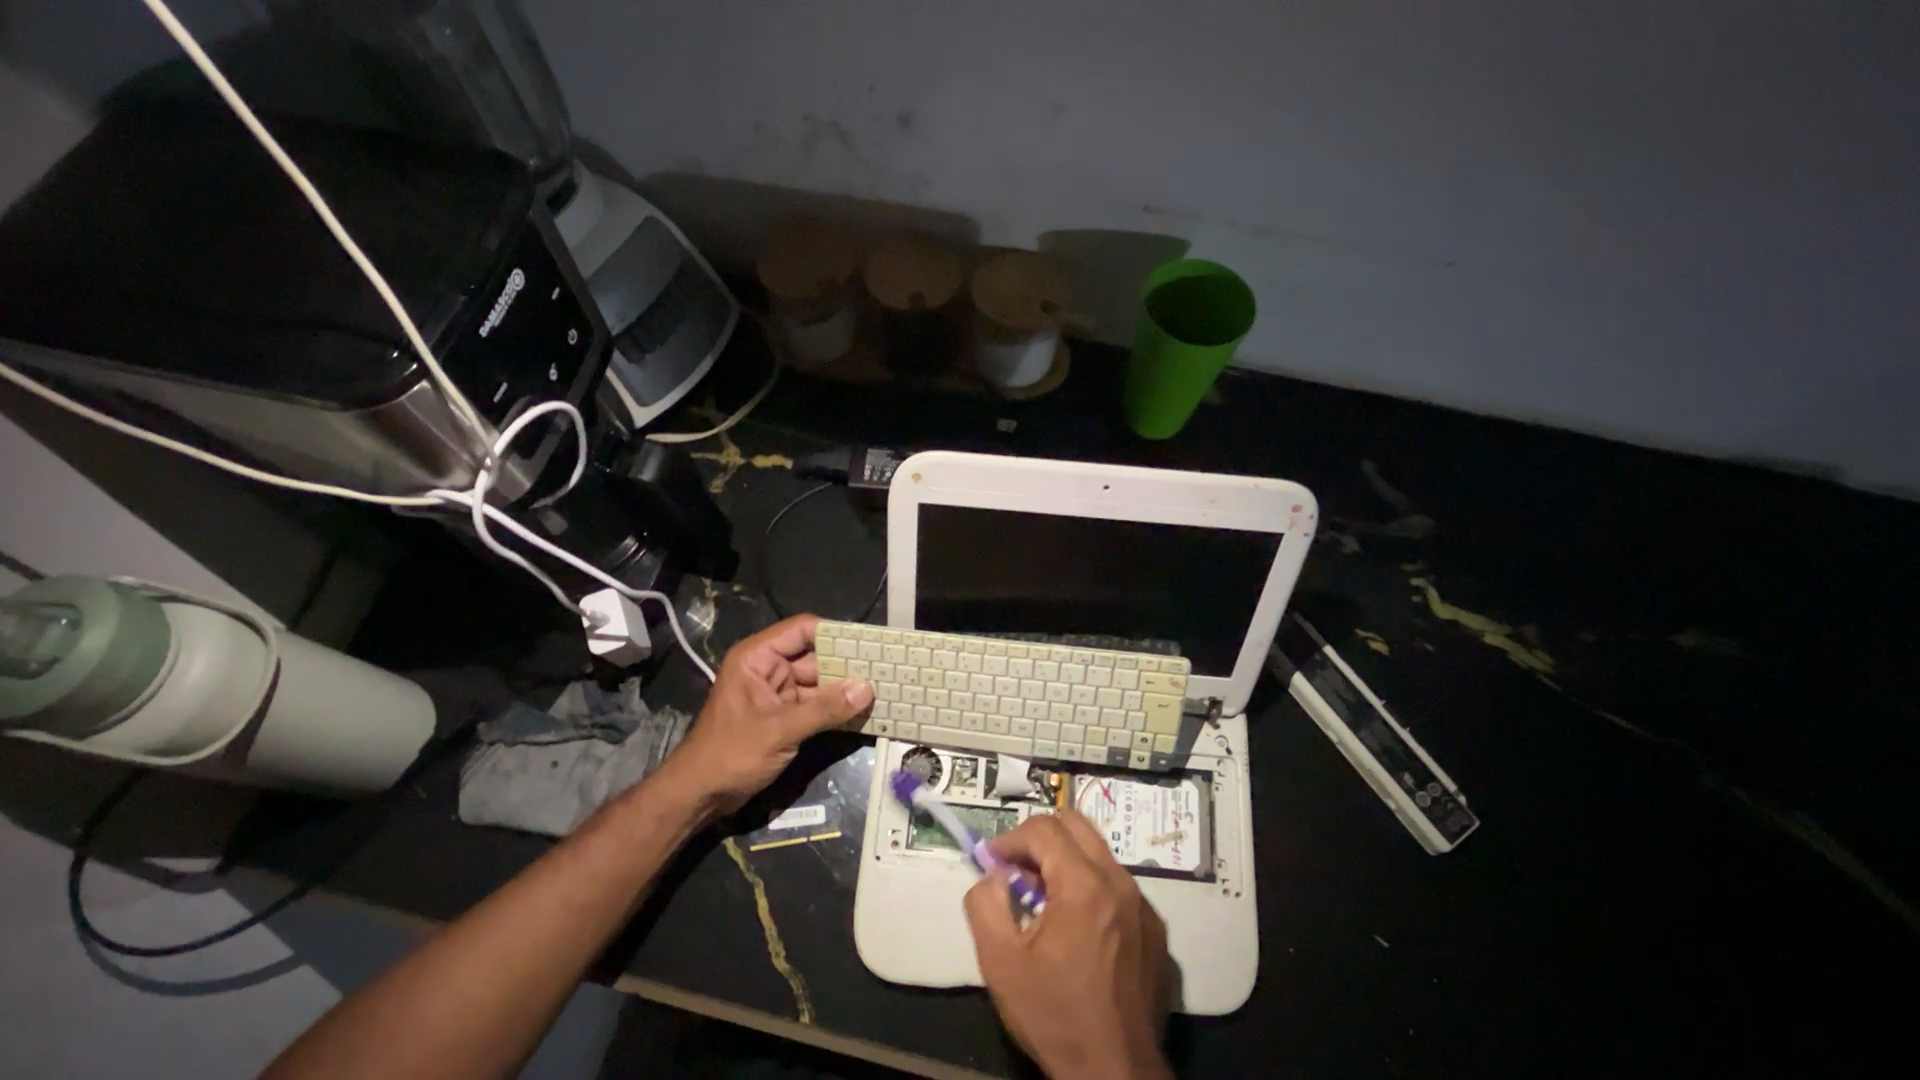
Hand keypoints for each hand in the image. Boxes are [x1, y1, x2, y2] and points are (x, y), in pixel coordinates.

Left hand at [657, 614, 873, 814]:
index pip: (802, 630)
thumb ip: (824, 709)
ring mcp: (777, 695)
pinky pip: (816, 707)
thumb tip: (866, 689)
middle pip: (815, 658)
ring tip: (885, 689)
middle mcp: (768, 670)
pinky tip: (865, 712)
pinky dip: (836, 710)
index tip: (870, 642)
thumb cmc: (730, 754)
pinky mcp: (784, 718)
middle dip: (848, 665)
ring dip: (846, 690)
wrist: (699, 795)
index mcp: (757, 658)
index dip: (835, 634)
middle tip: (887, 668)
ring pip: (819, 684)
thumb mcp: (779, 730)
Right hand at [965, 812, 1173, 1079]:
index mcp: (1084, 886)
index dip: (1010, 839)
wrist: (1116, 1070)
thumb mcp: (1000, 962)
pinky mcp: (1155, 929)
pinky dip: (1091, 887)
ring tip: (1042, 899)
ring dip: (1066, 861)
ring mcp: (1144, 905)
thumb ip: (986, 904)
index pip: (1044, 829)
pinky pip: (1119, 886)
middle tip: (1016, 869)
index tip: (991, 862)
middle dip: (1040, 838)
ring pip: (1100, 854)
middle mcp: (1120, 883)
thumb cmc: (1054, 1015)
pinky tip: (1076, 927)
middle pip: (1077, 825)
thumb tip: (993, 874)